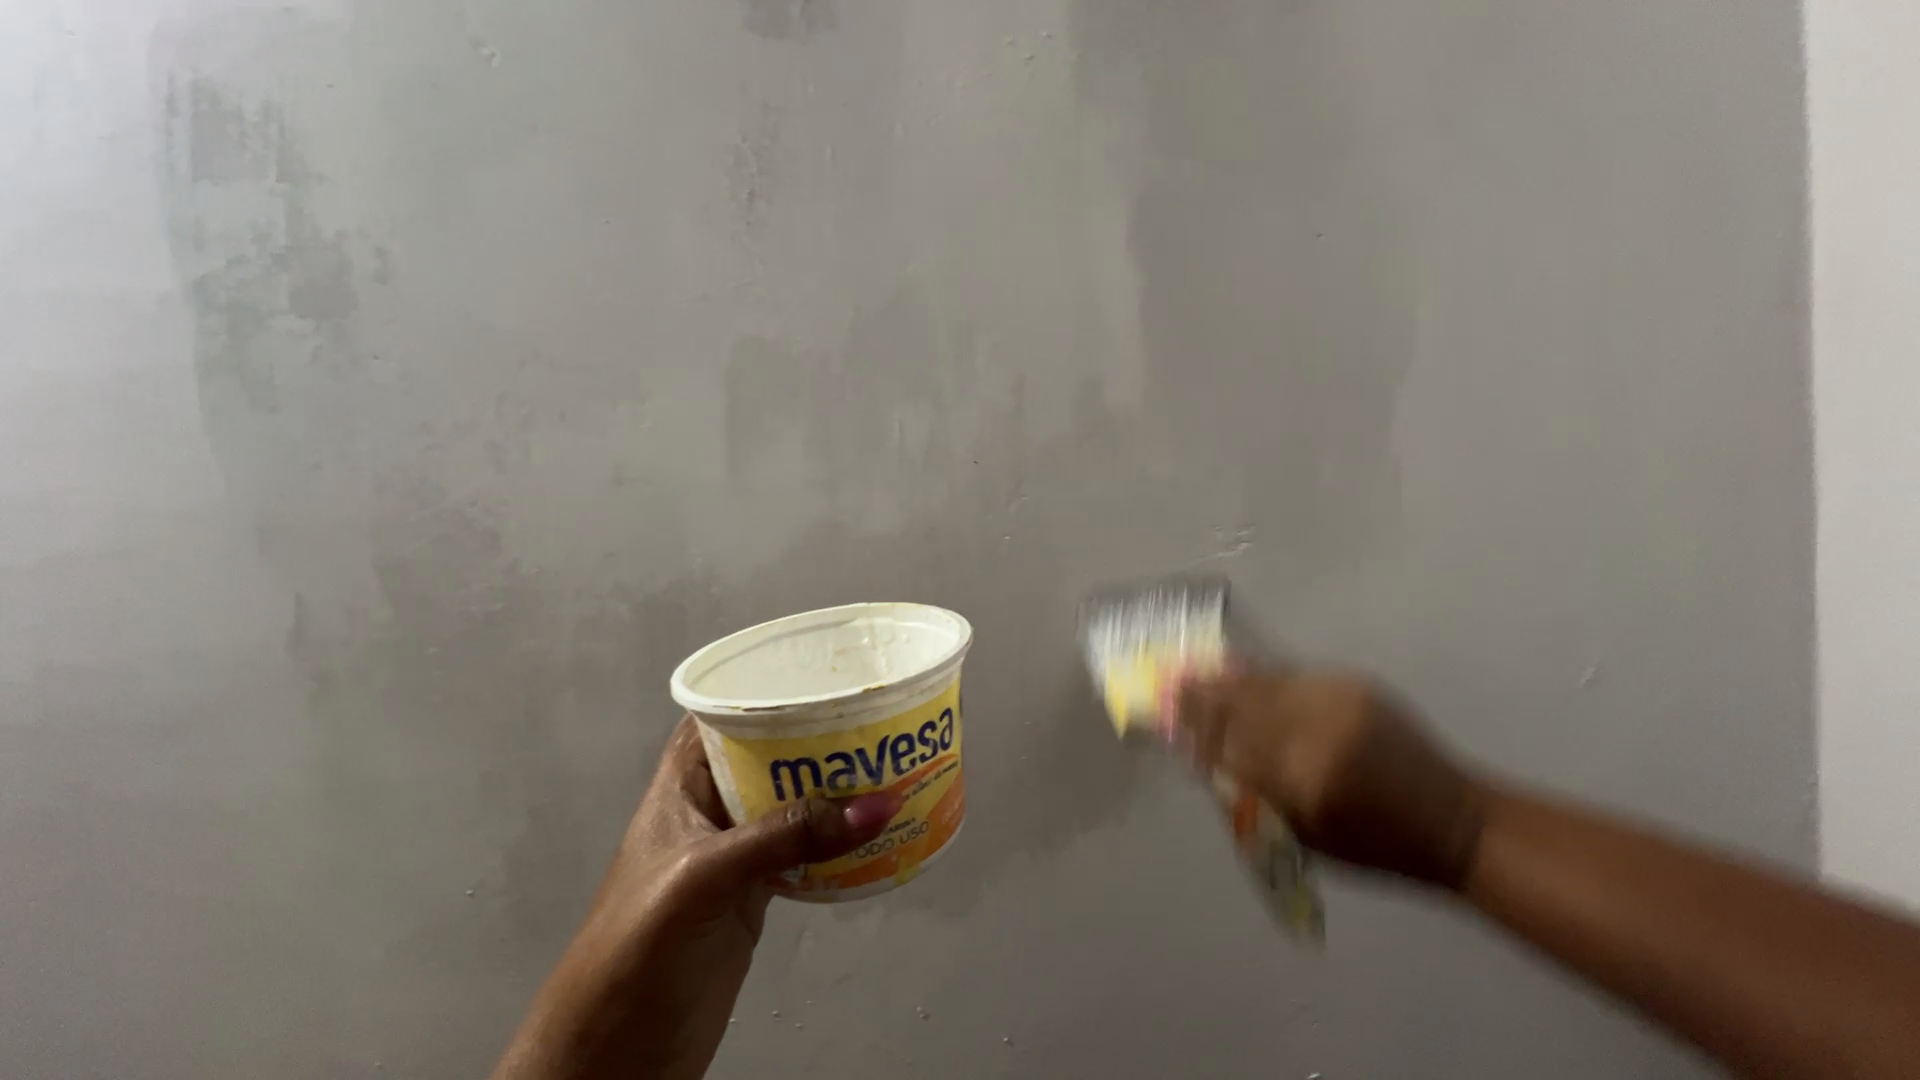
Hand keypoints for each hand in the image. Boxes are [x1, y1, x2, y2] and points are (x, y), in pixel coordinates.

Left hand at [491, 717, 899, 1079]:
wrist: (617, 1053)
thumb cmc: (634, 950)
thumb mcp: (706, 877)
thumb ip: (785, 837)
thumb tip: (876, 805)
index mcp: (682, 784)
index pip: (725, 715)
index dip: (768, 689)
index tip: (823, 674)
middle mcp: (710, 808)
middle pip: (771, 755)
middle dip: (819, 738)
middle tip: (875, 721)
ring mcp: (736, 852)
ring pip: (793, 802)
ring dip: (835, 790)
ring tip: (887, 768)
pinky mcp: (756, 894)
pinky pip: (805, 850)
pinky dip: (838, 840)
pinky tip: (872, 834)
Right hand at [1174, 667, 1486, 889]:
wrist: (1453, 821)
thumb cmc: (1373, 846)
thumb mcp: (1301, 837)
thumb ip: (1249, 795)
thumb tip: (1199, 756)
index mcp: (1302, 778)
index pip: (1228, 745)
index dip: (1193, 728)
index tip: (1163, 713)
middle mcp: (1316, 729)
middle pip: (1240, 703)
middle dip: (1201, 693)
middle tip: (1170, 682)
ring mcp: (1336, 700)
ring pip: (1264, 682)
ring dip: (1226, 677)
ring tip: (1196, 671)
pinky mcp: (1354, 685)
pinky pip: (1292, 677)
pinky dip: (1263, 678)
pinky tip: (1241, 672)